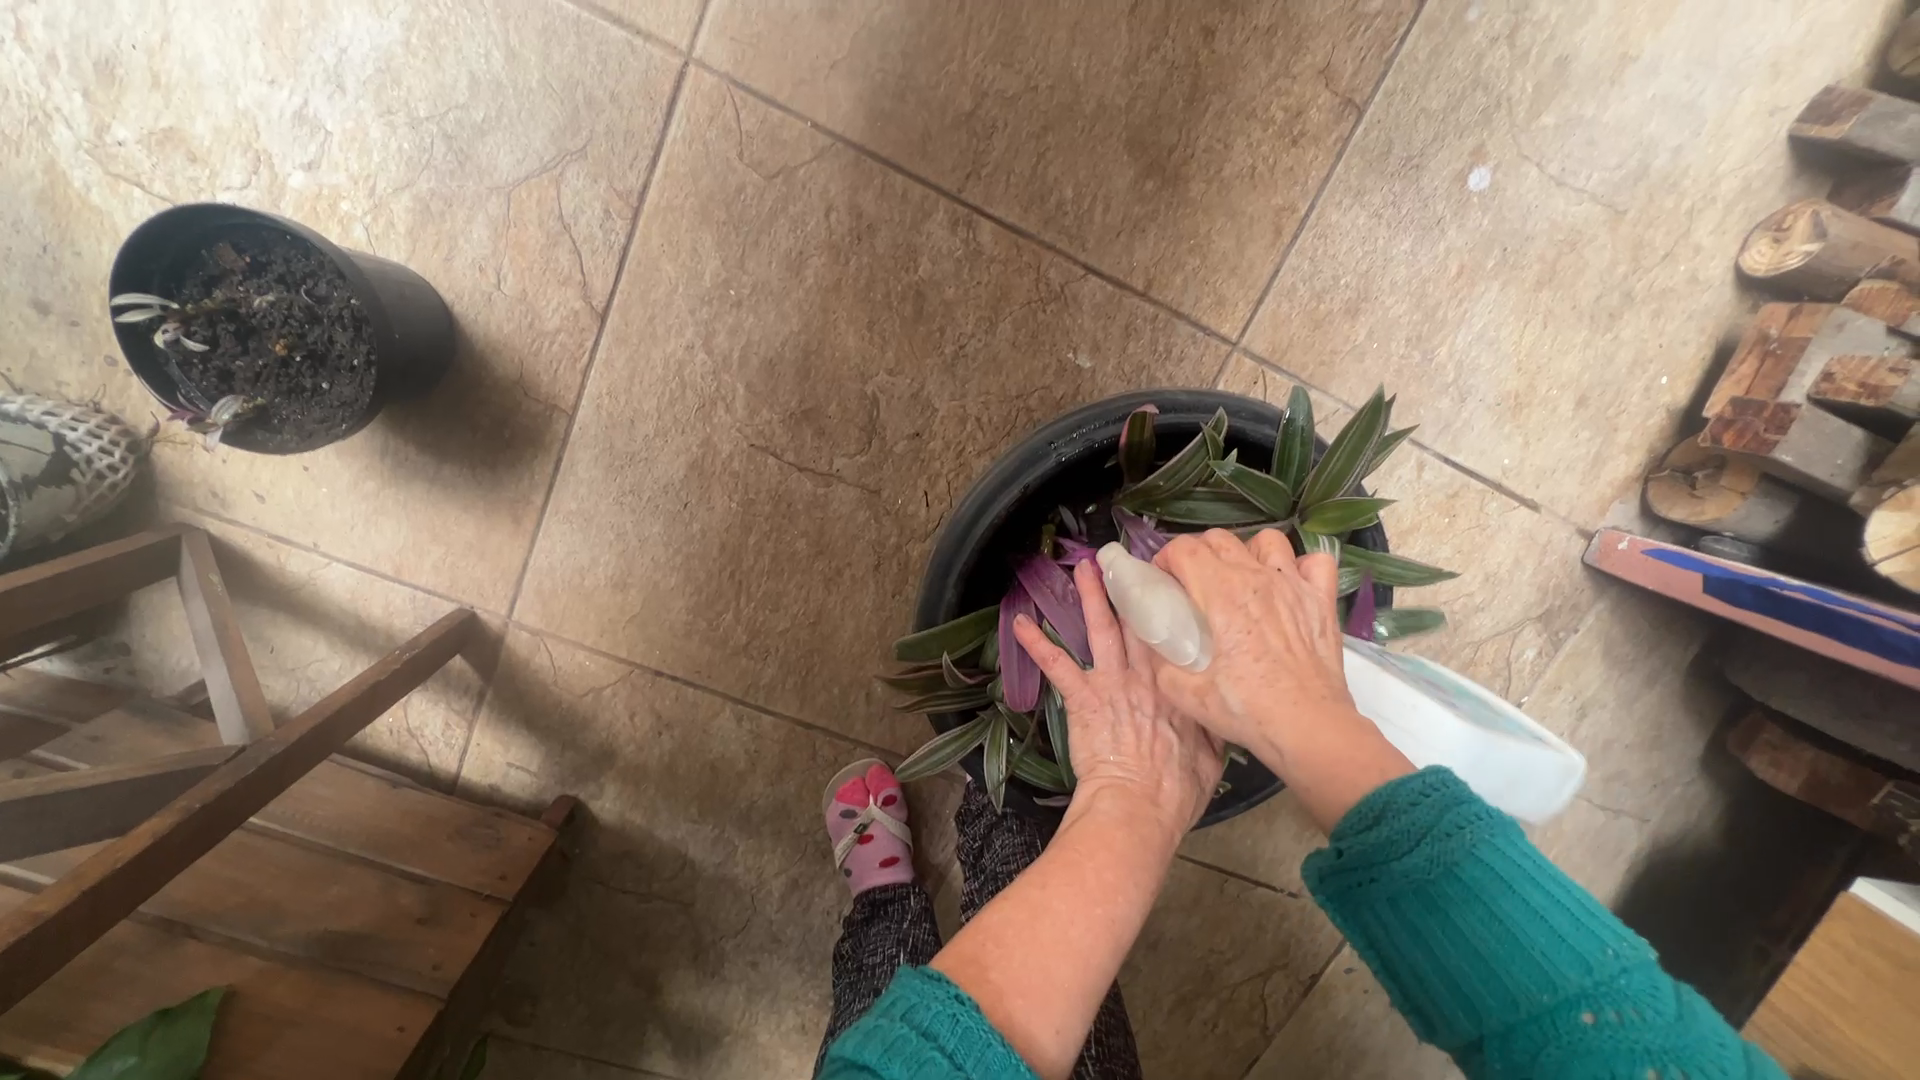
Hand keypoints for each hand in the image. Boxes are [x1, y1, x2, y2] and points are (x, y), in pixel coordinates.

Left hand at [1013, 560, 1224, 837]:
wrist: (1139, 807)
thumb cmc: (1177, 789)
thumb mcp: (1214, 751)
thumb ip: (1213, 718)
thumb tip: (1222, 701)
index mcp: (1179, 685)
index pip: (1175, 634)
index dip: (1170, 603)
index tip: (1168, 577)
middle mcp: (1147, 675)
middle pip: (1139, 622)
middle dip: (1133, 586)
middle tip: (1126, 557)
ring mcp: (1113, 683)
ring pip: (1102, 629)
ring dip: (1091, 597)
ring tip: (1084, 567)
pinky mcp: (1084, 698)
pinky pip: (1057, 665)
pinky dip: (1037, 644)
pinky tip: (1021, 623)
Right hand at [1148, 530, 1411, 831]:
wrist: (1307, 727)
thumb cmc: (1245, 709)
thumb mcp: (1183, 692)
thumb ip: (1161, 662)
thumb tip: (1154, 645)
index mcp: (1219, 593)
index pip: (1185, 548)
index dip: (1166, 558)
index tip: (1163, 579)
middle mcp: (1256, 578)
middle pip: (1220, 539)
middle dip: (1199, 552)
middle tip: (1193, 582)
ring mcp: (1294, 586)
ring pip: (1267, 541)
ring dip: (1248, 552)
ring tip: (1241, 577)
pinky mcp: (1322, 601)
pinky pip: (1315, 562)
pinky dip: (1300, 566)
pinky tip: (1289, 585)